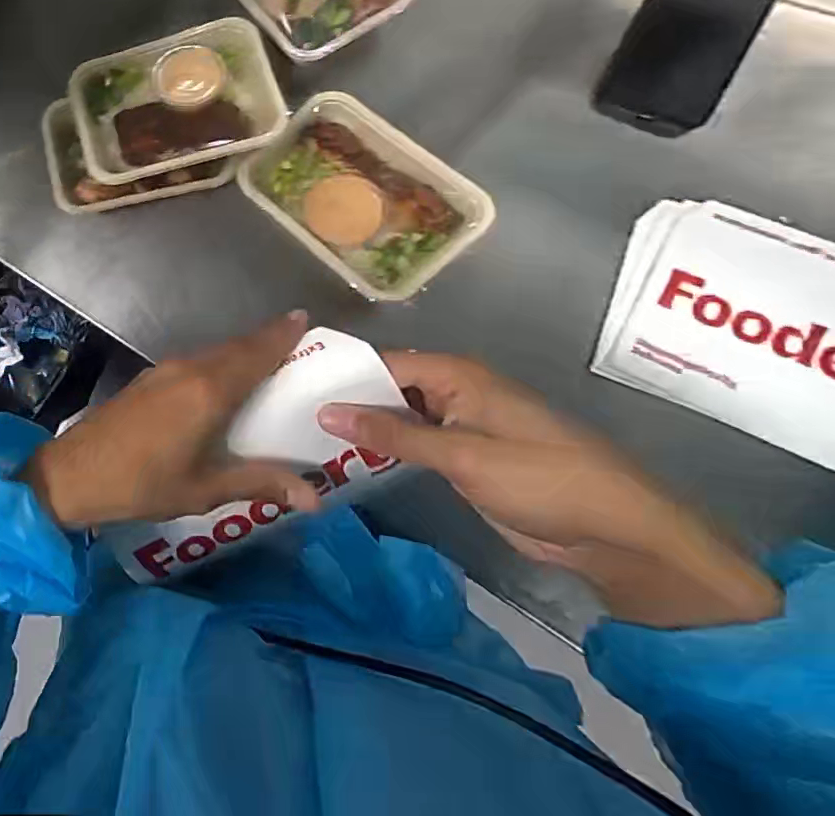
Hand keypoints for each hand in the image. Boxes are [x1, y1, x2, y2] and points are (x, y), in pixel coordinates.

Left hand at [20, 312, 323, 530]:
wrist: (71, 473)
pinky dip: (213, 368)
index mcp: (205, 391)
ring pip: (209, 356)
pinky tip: (221, 387)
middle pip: (232, 350)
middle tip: (298, 348)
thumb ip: (257, 483)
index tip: (304, 319)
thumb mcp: (203, 488)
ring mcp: (158, 374)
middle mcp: (183, 372)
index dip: (280, 335)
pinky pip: (189, 366)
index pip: (253, 354)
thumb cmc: (140, 484)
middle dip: (264, 344)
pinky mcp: (142, 383)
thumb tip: (315, 496)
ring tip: (267, 368)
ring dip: (237, 356)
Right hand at [318, 353, 780, 628]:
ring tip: (296, 433)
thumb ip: (391, 435)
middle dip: (338, 399)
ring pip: (388, 415)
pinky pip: (403, 441)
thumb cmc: (549, 482)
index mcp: (458, 377)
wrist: (623, 540)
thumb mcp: (463, 456)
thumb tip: (323, 413)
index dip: (335, 373)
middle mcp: (451, 393)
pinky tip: (336, 456)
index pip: (379, 363)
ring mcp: (452, 425)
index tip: (285, 385)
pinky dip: (374, 447)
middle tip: (280, 412)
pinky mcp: (455, 455)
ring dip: (353, 426)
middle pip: (380, 386)